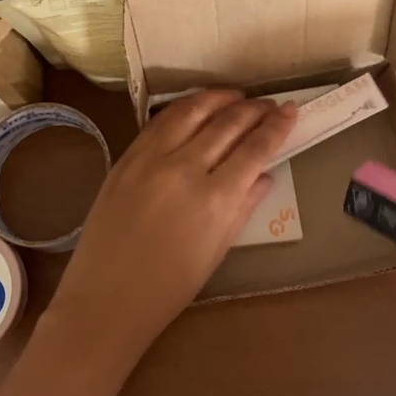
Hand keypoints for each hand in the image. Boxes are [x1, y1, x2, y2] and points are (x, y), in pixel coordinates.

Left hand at [46, 90, 297, 359]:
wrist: (106, 299)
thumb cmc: (169, 287)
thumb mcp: (217, 251)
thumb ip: (242, 207)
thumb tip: (264, 175)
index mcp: (214, 200)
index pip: (255, 149)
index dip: (276, 126)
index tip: (290, 110)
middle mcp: (184, 169)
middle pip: (227, 124)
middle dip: (254, 109)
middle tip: (269, 103)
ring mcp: (150, 159)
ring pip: (192, 111)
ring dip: (219, 98)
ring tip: (237, 96)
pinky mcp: (126, 157)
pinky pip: (160, 121)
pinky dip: (184, 108)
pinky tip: (196, 107)